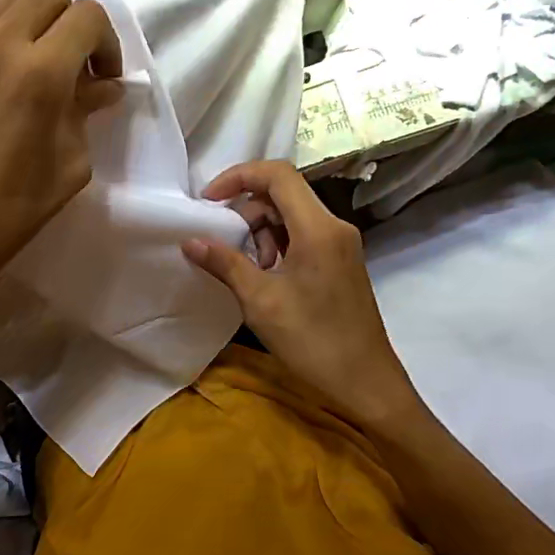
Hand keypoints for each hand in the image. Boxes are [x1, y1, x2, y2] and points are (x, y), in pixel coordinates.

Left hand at [0, 0, 122, 315]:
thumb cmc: (18, 207)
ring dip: (29, 21)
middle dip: (71, 23)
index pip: (87, 16)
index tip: (103, 78)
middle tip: (72, 66)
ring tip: (30, 64)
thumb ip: (87, 111)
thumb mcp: (72, 163)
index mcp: (42, 73)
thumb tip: (102, 86)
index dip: (106, 43)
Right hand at [182, 160, 419, 429]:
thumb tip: (190, 241)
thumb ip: (225, 264)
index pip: (278, 174)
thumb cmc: (312, 340)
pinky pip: (305, 236)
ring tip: (249, 271)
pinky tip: (268, 278)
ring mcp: (342, 244)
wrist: (364, 379)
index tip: (209, 200)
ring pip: (294, 216)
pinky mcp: (342, 261)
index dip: (239, 176)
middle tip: (226, 247)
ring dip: (263, 232)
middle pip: (284, 194)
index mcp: (318, 228)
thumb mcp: (260, 301)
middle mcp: (335, 226)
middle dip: (248, 212)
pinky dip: (280, 246)